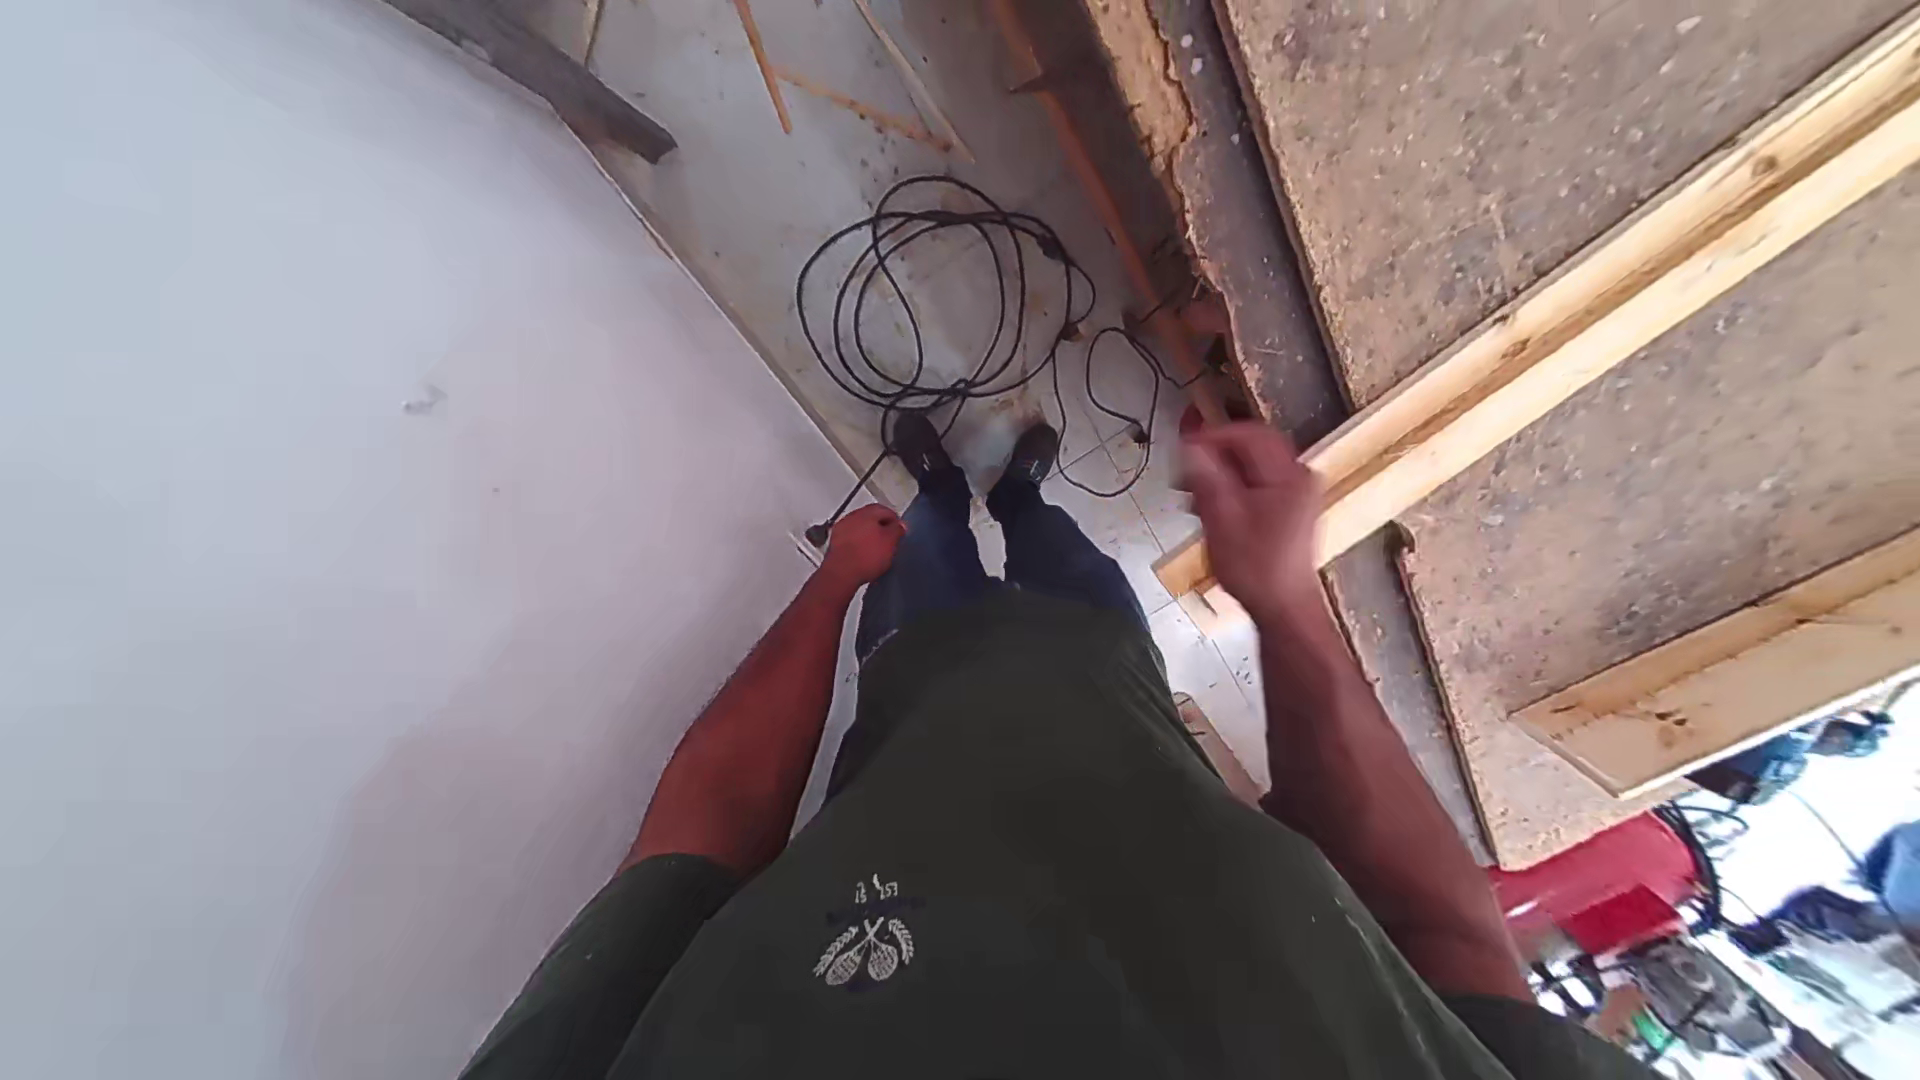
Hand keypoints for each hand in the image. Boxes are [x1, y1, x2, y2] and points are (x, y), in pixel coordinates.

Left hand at [820, 503, 905, 586]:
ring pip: (859, 528)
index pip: (885, 510)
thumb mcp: (891, 542)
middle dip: (880, 527)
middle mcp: (852, 517)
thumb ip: (897, 530)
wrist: (842, 573)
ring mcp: (841, 529)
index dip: (895, 521)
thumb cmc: (865, 557)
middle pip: (870, 518)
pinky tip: (863, 556)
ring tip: (876, 551)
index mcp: (867, 512)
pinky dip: (857, 545)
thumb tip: (900, 525)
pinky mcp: (835, 543)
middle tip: (889, 540)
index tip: (899, 530)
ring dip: (868, 536)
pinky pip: (850, 540)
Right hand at [1180, 423, 1322, 625]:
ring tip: (1194, 493)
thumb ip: (1206, 477)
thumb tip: (1190, 445)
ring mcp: (1296, 493)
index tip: (1184, 446)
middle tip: (1185, 470)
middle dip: (1214, 454)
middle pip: (1251, 447)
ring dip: (1220, 472)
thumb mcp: (1222, 518)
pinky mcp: (1289, 508)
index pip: (1249, 434)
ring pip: (1251, 465)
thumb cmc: (1256, 569)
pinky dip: (1231, 487)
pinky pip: (1256, 482)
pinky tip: (1212, 506)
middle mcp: (1298, 478)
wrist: (1282, 606)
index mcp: (1288, 476)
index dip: (1213, 434)